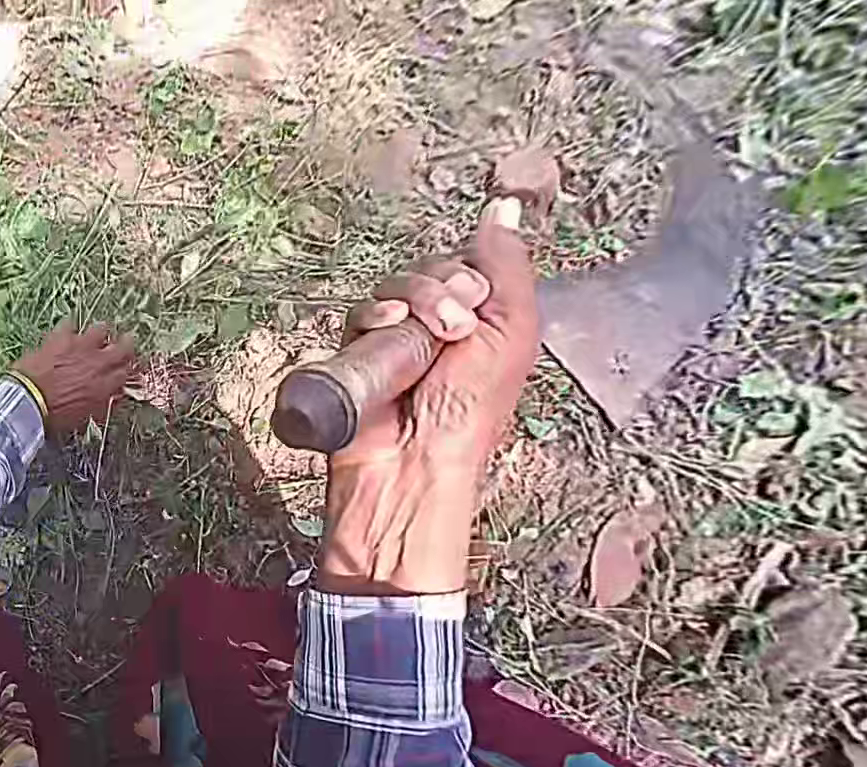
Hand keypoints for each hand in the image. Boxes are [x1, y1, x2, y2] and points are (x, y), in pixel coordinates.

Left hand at [14, 322, 136, 437]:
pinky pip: (70, 323)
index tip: (122, 370)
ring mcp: (81, 346)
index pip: (126, 373)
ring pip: (102, 329)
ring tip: (96, 335)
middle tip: (122, 345)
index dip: (126, 370)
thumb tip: (105, 399)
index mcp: (104, 386)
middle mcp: (98, 363)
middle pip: (124, 347)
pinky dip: (69, 327)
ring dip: (100, 332)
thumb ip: (97, 405)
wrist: (27, 401)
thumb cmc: (52, 416)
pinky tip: (66, 331)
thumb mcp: (81, 418)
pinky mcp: (61, 336)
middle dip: (125, 345)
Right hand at [318, 198, 539, 594]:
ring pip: (389, 289)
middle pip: (426, 271)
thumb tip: (500, 209)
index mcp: (478, 321)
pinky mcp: (353, 357)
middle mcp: (432, 327)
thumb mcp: (513, 331)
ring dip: (408, 298)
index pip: (465, 265)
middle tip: (452, 326)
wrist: (412, 458)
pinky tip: (383, 325)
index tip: (475, 300)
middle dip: (438, 288)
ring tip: (421, 334)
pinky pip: (357, 315)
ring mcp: (390, 342)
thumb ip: (507, 269)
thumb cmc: (468, 410)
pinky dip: (371, 313)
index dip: (468, 271)